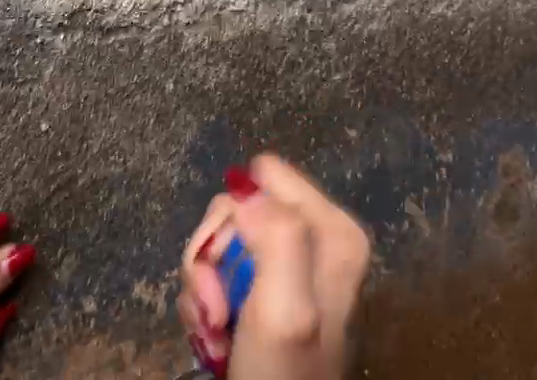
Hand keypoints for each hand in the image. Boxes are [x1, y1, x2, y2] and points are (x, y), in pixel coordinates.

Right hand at [177, 155, 370, 379]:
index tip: (229, 266)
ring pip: (219, 240)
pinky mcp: (264, 289)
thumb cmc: (281, 377)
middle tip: (216, 305)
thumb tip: (246, 188)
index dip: (233, 217)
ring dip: (203, 283)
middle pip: (236, 208)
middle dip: (211, 255)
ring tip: (213, 327)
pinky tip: (213, 334)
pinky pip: (216, 270)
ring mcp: (288, 265)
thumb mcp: (285, 310)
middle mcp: (314, 240)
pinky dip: (204, 301)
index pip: (263, 176)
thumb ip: (277, 240)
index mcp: (333, 232)